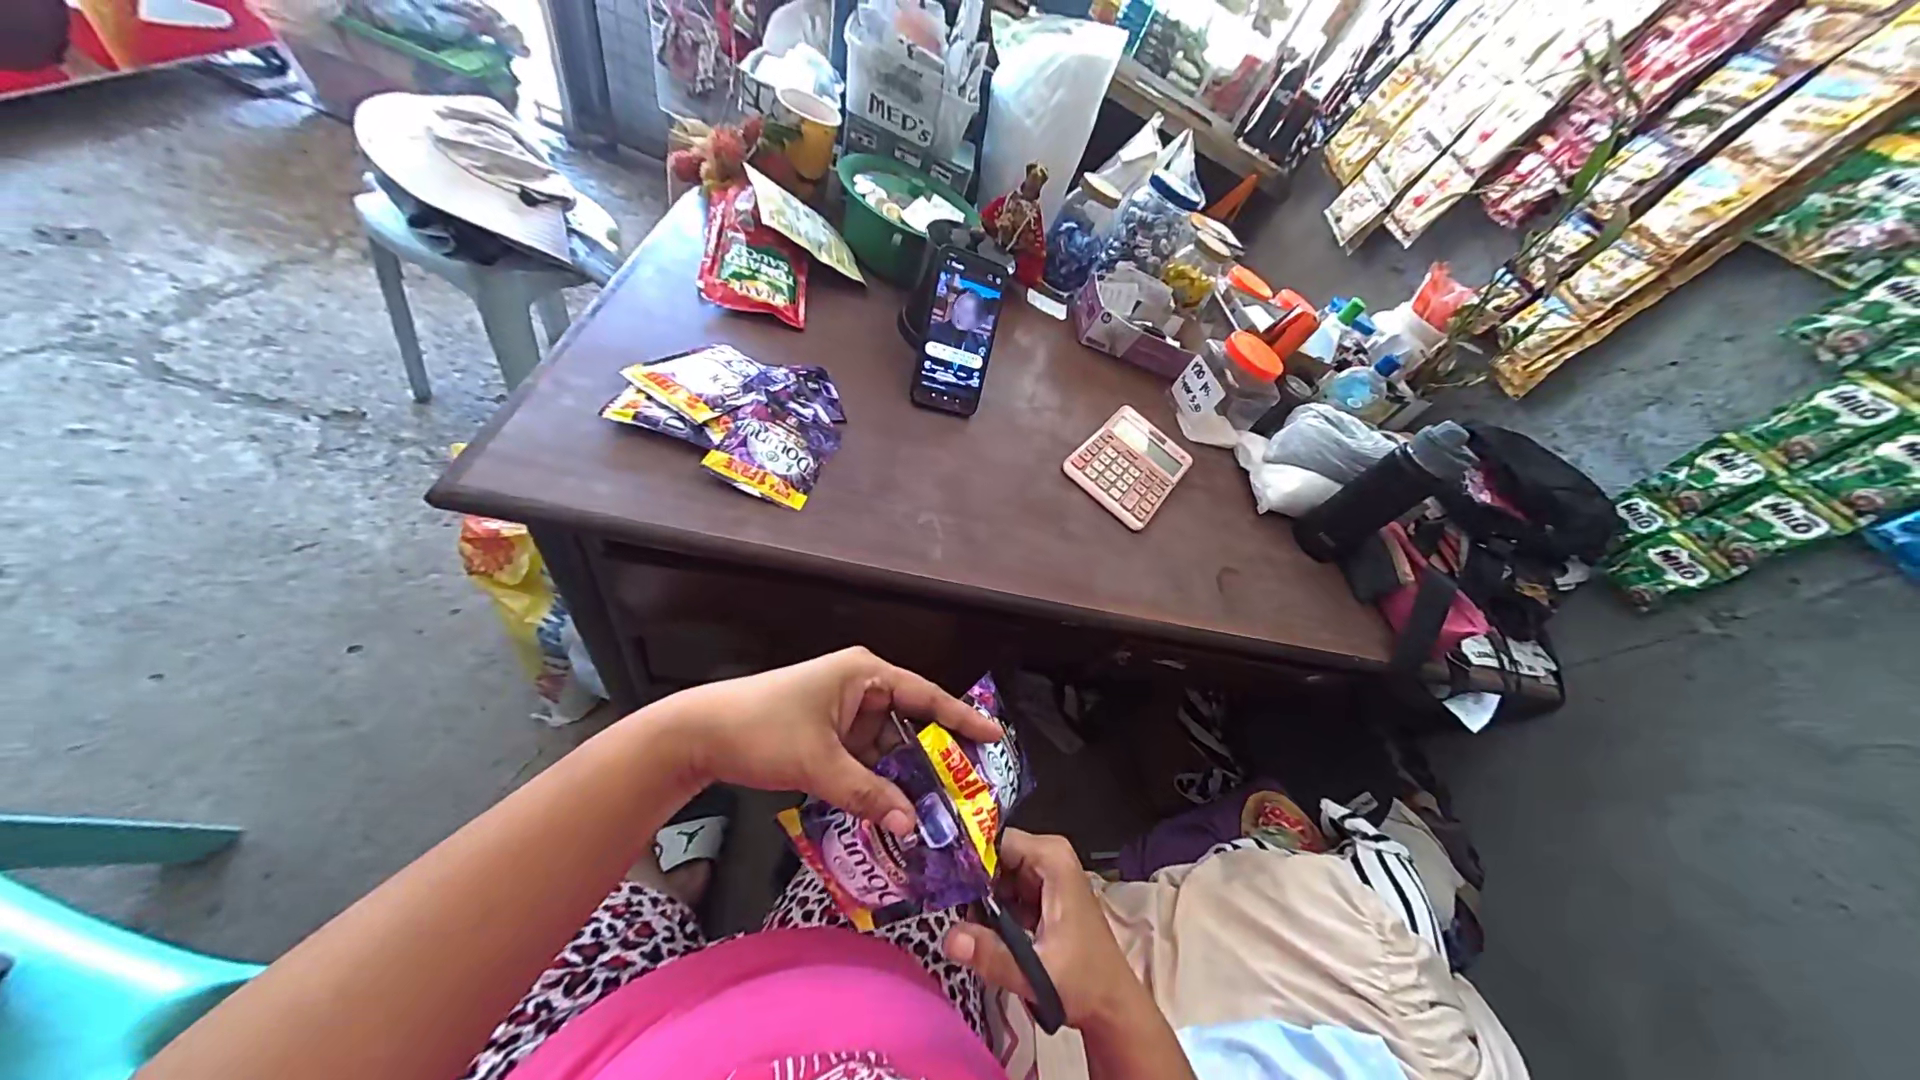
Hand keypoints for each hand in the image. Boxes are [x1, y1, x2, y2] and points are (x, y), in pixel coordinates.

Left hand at [650, 647, 1001, 834]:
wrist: (700, 734)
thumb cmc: (760, 728)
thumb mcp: (818, 763)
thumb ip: (867, 793)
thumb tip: (911, 825)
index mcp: (864, 674)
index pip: (926, 695)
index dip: (962, 717)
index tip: (994, 737)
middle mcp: (860, 688)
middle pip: (910, 724)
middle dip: (934, 757)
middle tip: (967, 789)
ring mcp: (844, 713)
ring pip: (888, 747)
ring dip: (904, 776)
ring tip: (937, 809)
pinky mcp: (829, 736)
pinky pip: (865, 759)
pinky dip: (879, 782)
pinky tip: (896, 809)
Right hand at [942, 830, 1146, 1030]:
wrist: (1112, 1007)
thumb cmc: (1083, 982)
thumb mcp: (1036, 971)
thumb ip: (992, 954)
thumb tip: (949, 937)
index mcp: (1051, 856)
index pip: (994, 840)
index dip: (967, 860)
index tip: (941, 884)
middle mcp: (1048, 855)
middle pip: (993, 857)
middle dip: (971, 884)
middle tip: (948, 912)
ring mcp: (1045, 873)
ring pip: (995, 875)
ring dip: (979, 901)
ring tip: (965, 926)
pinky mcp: (1040, 892)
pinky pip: (1004, 890)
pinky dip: (991, 910)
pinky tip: (981, 932)